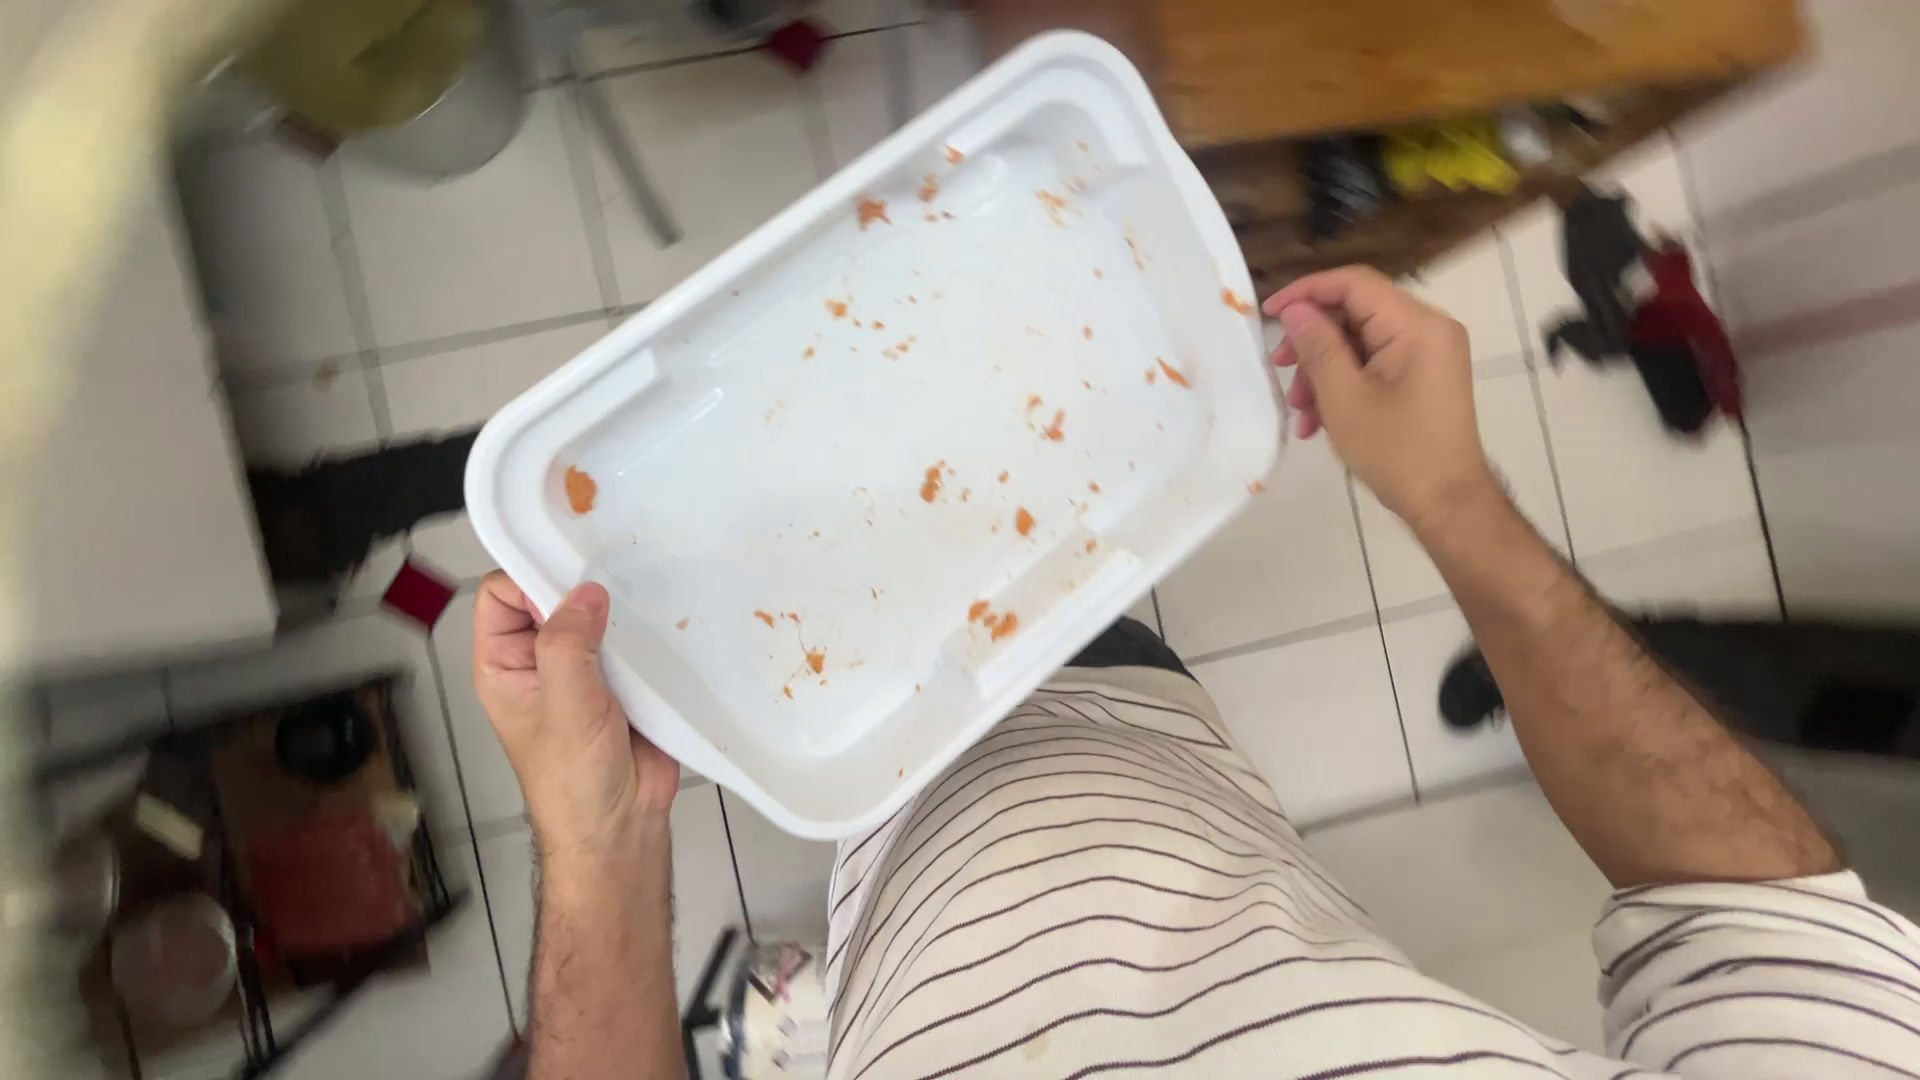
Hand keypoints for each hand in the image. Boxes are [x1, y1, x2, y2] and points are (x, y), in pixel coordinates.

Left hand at [472, 572, 678, 858]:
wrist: (621, 823)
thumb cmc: (574, 779)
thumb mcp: (565, 706)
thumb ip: (568, 645)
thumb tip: (586, 593)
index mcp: (506, 665)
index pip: (501, 596)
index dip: (530, 579)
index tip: (570, 578)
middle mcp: (542, 662)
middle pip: (553, 599)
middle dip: (580, 587)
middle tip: (617, 579)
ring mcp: (586, 671)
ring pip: (596, 618)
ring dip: (618, 611)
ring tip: (646, 599)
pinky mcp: (625, 681)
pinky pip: (631, 642)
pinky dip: (645, 633)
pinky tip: (665, 625)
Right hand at [1263, 265, 1499, 530]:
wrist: (1444, 499)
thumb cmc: (1395, 450)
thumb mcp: (1344, 398)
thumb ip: (1318, 347)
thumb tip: (1295, 311)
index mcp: (1416, 326)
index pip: (1355, 284)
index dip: (1306, 291)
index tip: (1268, 314)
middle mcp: (1427, 329)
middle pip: (1354, 314)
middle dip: (1311, 343)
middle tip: (1280, 373)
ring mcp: (1426, 353)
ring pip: (1357, 343)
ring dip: (1320, 372)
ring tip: (1300, 411)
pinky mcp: (1420, 376)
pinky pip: (1371, 365)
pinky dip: (1341, 385)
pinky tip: (1318, 420)